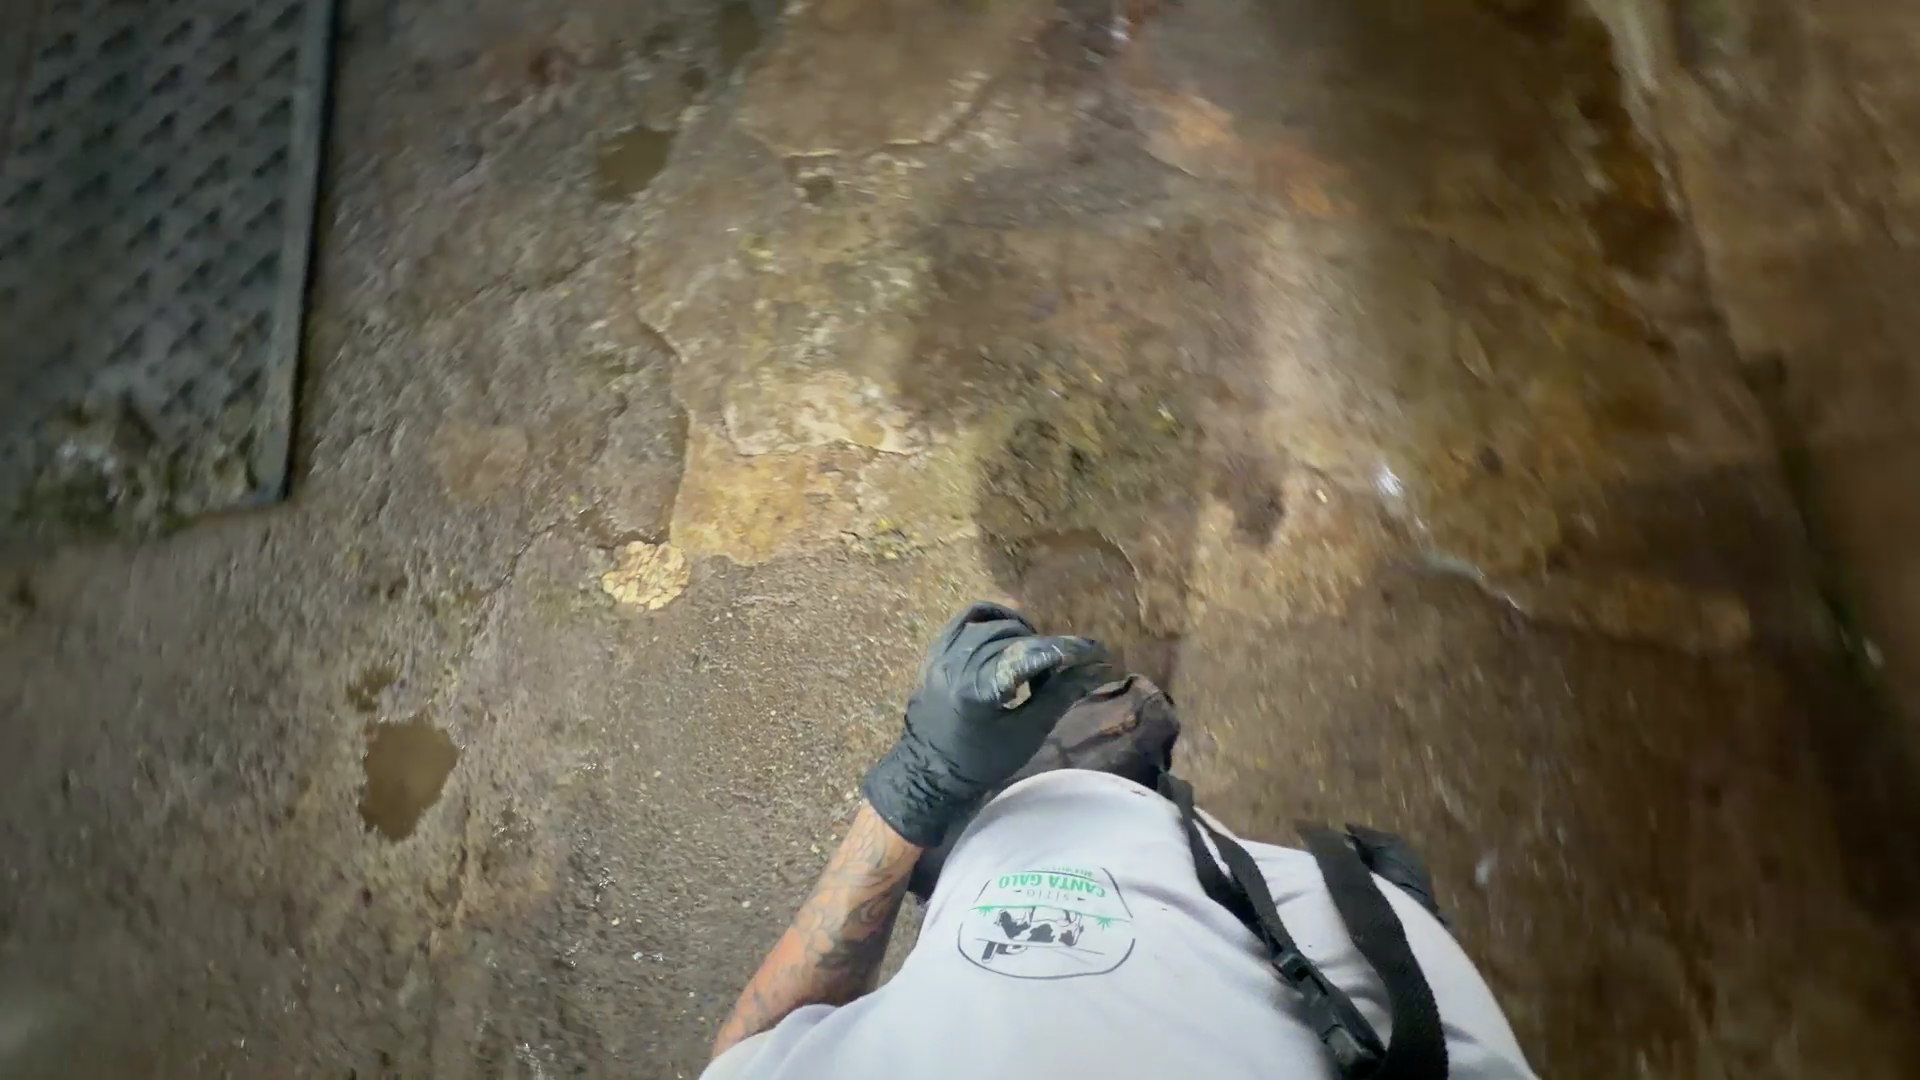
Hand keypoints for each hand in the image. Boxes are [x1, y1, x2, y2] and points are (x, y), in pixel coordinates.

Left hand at [862, 602, 1109, 846]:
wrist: (928, 771)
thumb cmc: (982, 761)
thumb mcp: (1027, 734)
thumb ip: (1061, 695)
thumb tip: (1098, 669)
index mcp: (980, 689)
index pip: (1032, 654)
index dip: (1069, 649)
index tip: (1098, 651)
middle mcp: (958, 663)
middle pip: (1015, 638)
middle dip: (1046, 648)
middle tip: (1062, 670)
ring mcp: (943, 653)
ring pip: (994, 624)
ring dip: (1023, 635)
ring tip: (1034, 660)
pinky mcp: (937, 649)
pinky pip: (968, 617)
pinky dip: (993, 617)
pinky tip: (1010, 632)